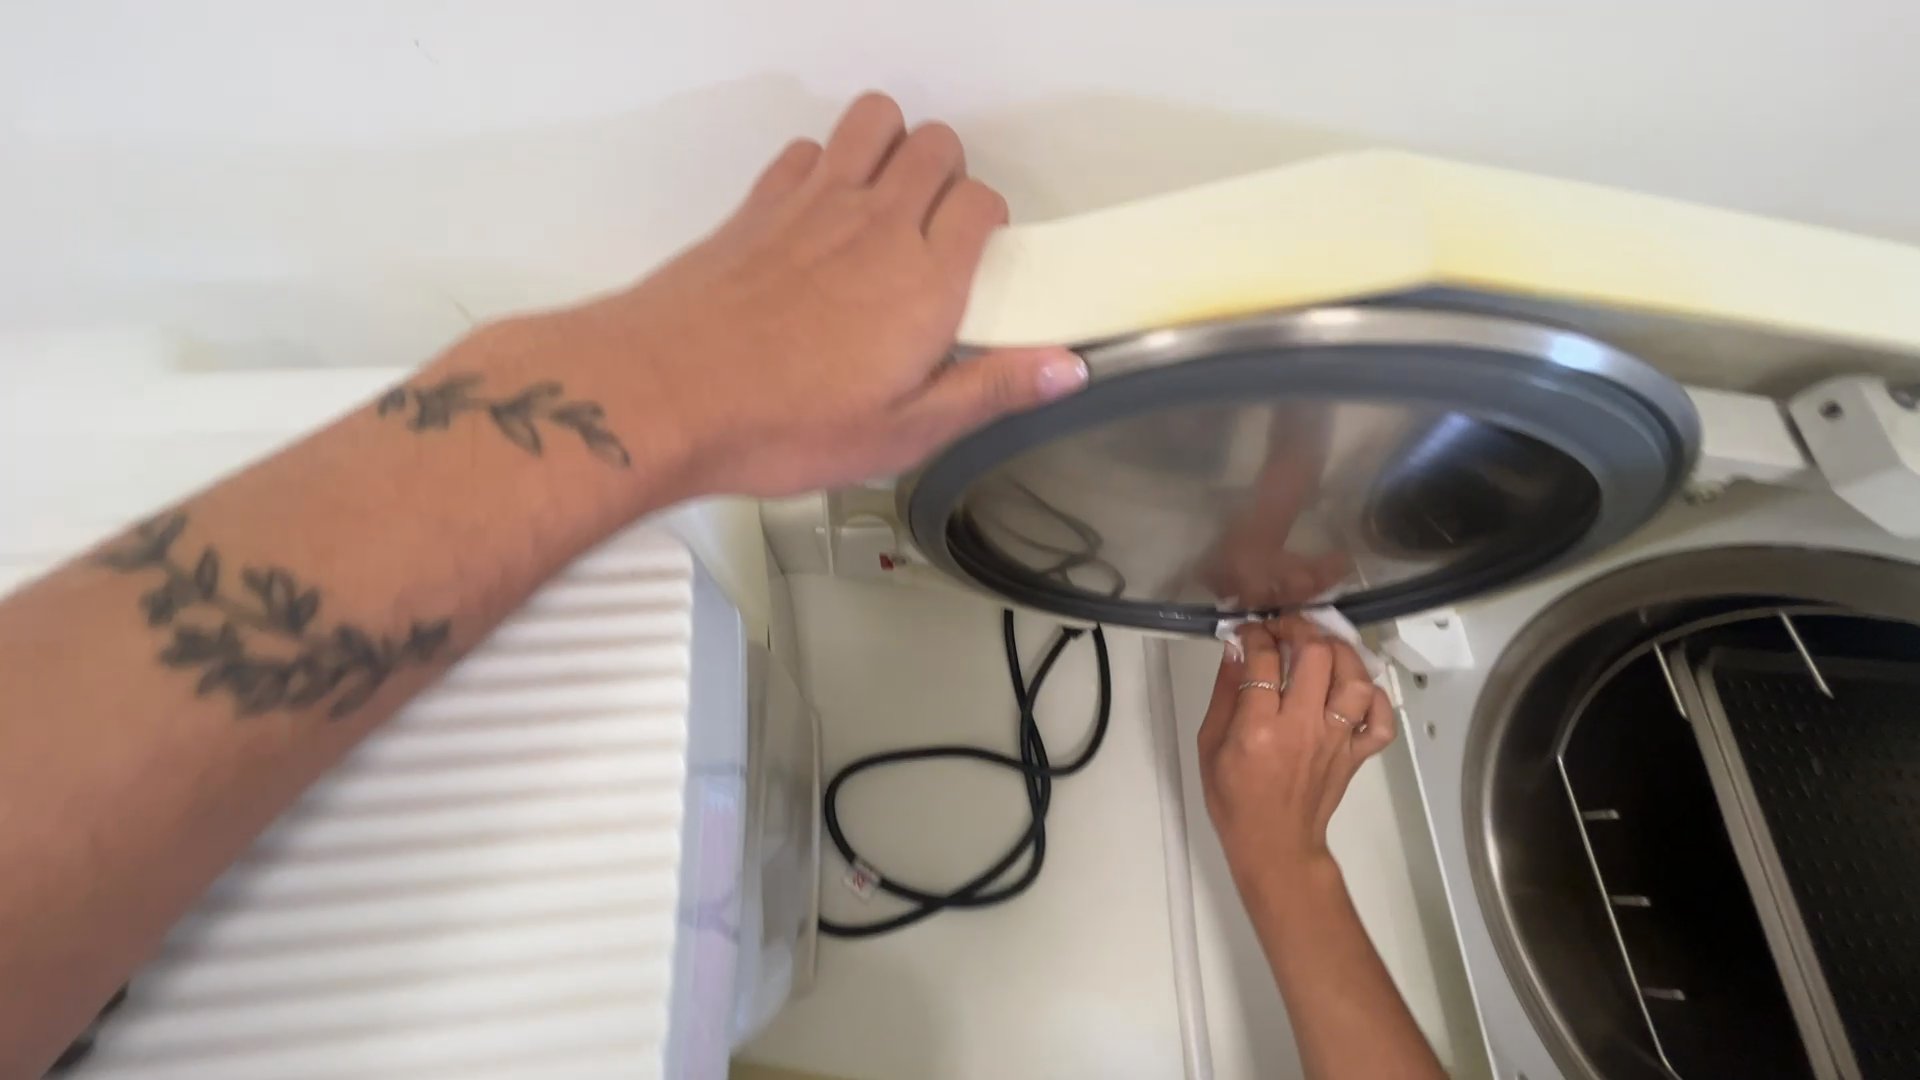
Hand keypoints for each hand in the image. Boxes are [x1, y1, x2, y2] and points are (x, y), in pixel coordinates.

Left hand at [534, 92, 1087, 496]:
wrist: (668, 396)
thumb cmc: (781, 421)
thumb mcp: (907, 432)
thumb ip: (992, 389)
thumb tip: (1065, 369)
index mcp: (922, 280)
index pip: (982, 205)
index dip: (991, 224)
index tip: (983, 259)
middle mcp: (874, 225)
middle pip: (937, 148)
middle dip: (952, 177)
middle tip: (943, 230)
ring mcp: (813, 204)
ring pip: (875, 122)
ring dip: (895, 146)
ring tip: (893, 198)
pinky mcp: (761, 205)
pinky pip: (808, 149)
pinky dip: (829, 162)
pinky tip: (824, 208)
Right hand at [1197, 617, 1395, 899]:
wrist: (1273, 844)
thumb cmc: (1232, 795)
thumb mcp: (1209, 742)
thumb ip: (1224, 693)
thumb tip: (1235, 650)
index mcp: (1258, 726)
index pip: (1264, 658)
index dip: (1255, 633)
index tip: (1248, 631)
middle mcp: (1302, 727)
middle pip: (1317, 656)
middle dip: (1299, 629)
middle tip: (1284, 628)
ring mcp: (1335, 741)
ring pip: (1355, 680)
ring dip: (1340, 652)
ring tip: (1321, 647)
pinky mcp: (1356, 756)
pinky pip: (1380, 721)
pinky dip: (1375, 698)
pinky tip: (1353, 687)